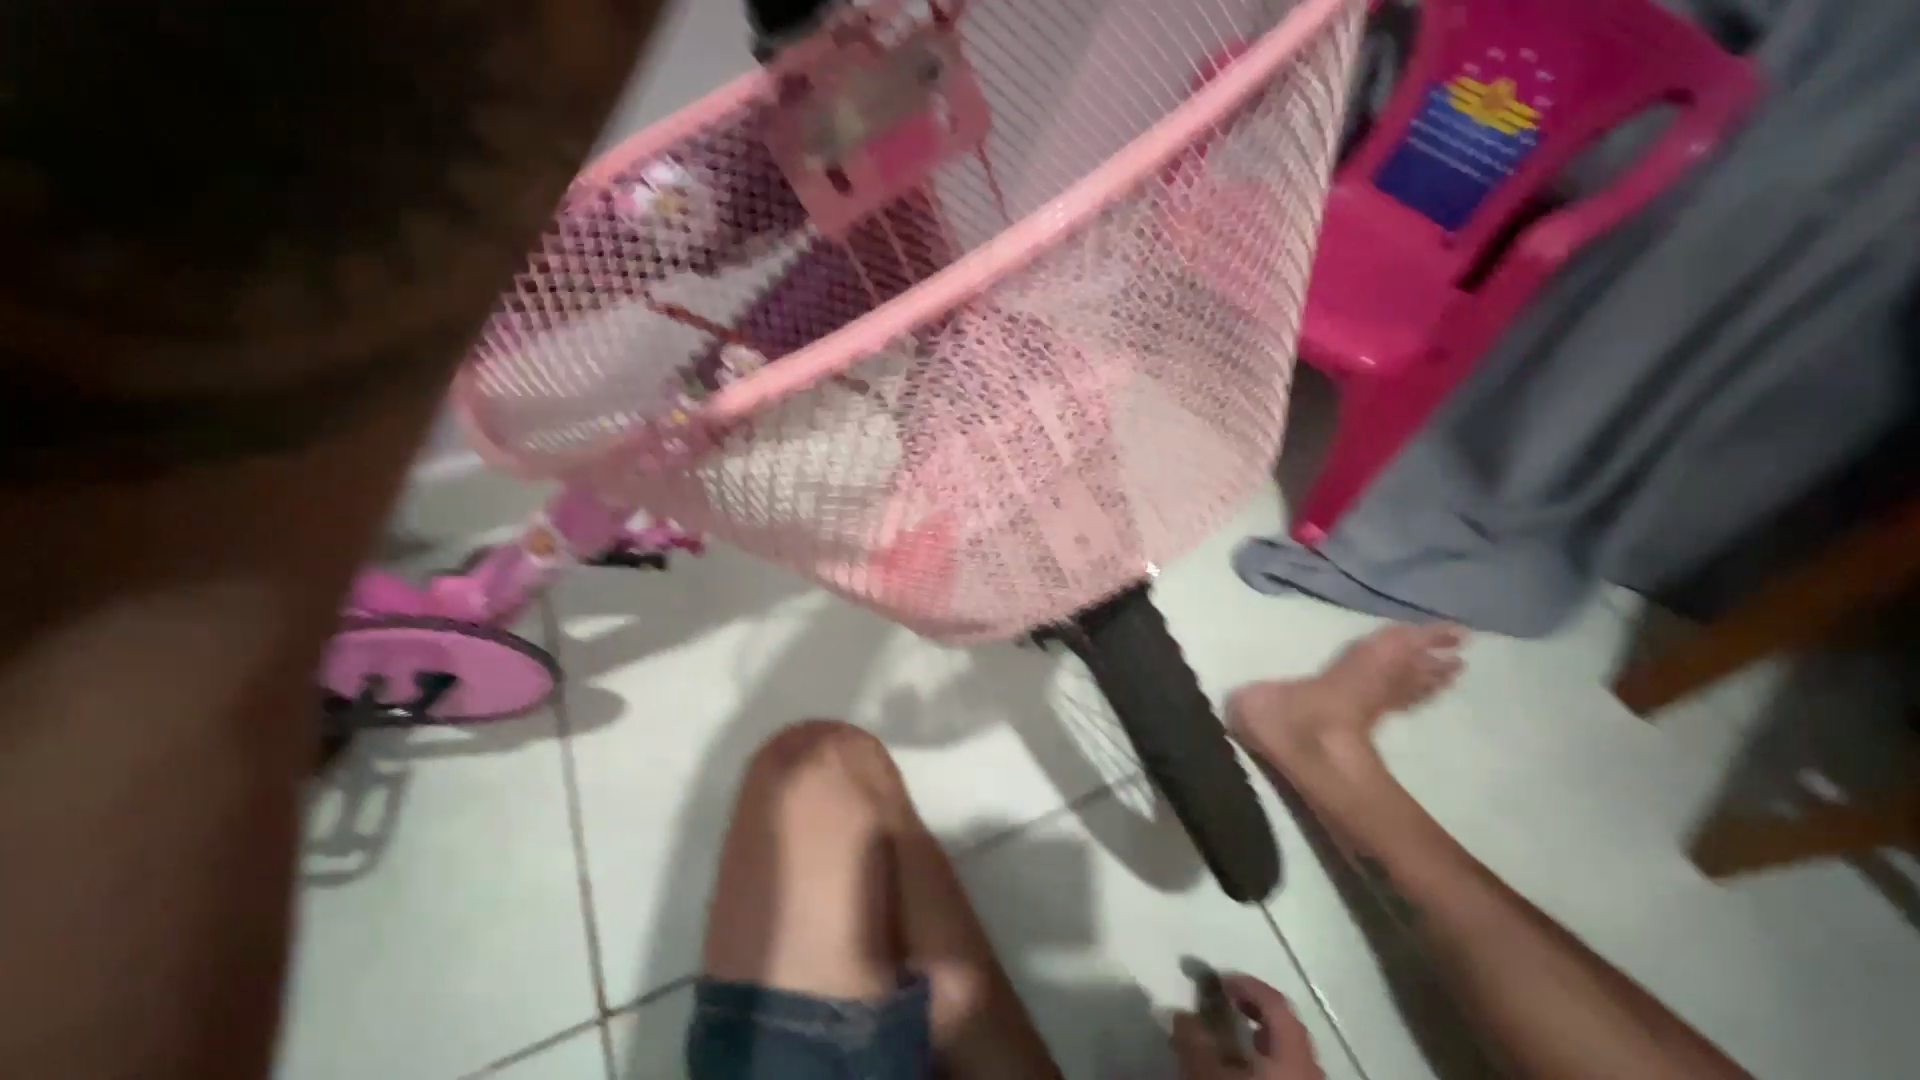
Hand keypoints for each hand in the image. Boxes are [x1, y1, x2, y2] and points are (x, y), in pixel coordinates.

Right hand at [1170, 975, 1323, 1079]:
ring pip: (1286, 1057)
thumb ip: (1194, 1042)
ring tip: (1225, 1048)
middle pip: (1284, 1029)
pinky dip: (1263, 1068)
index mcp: (1292, 1052)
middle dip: (1252, 1015)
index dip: (1246, 985)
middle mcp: (1310, 1069)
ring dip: (1256, 1045)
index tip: (1218, 981)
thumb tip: (1181, 1014)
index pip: (1274, 1002)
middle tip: (1221, 1010)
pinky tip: (1240, 1075)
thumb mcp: (1208, 1077)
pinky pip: (1286, 1076)